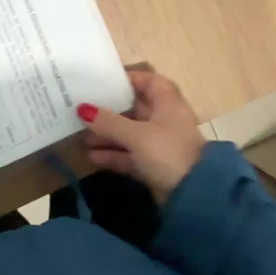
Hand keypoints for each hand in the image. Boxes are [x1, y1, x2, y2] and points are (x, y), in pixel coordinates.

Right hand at [78, 67, 206, 202]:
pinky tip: (91, 156)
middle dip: (108, 110)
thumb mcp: (136, 135)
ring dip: (107, 134)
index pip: (148, 81)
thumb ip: (108, 122)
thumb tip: (82, 108)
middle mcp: (163, 120)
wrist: (194, 196)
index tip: (102, 82)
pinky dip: (112, 154)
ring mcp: (158, 144)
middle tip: (82, 109)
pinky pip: (129, 154)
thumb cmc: (168, 153)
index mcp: (167, 104)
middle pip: (133, 108)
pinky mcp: (153, 165)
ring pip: (128, 133)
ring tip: (81, 135)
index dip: (127, 79)